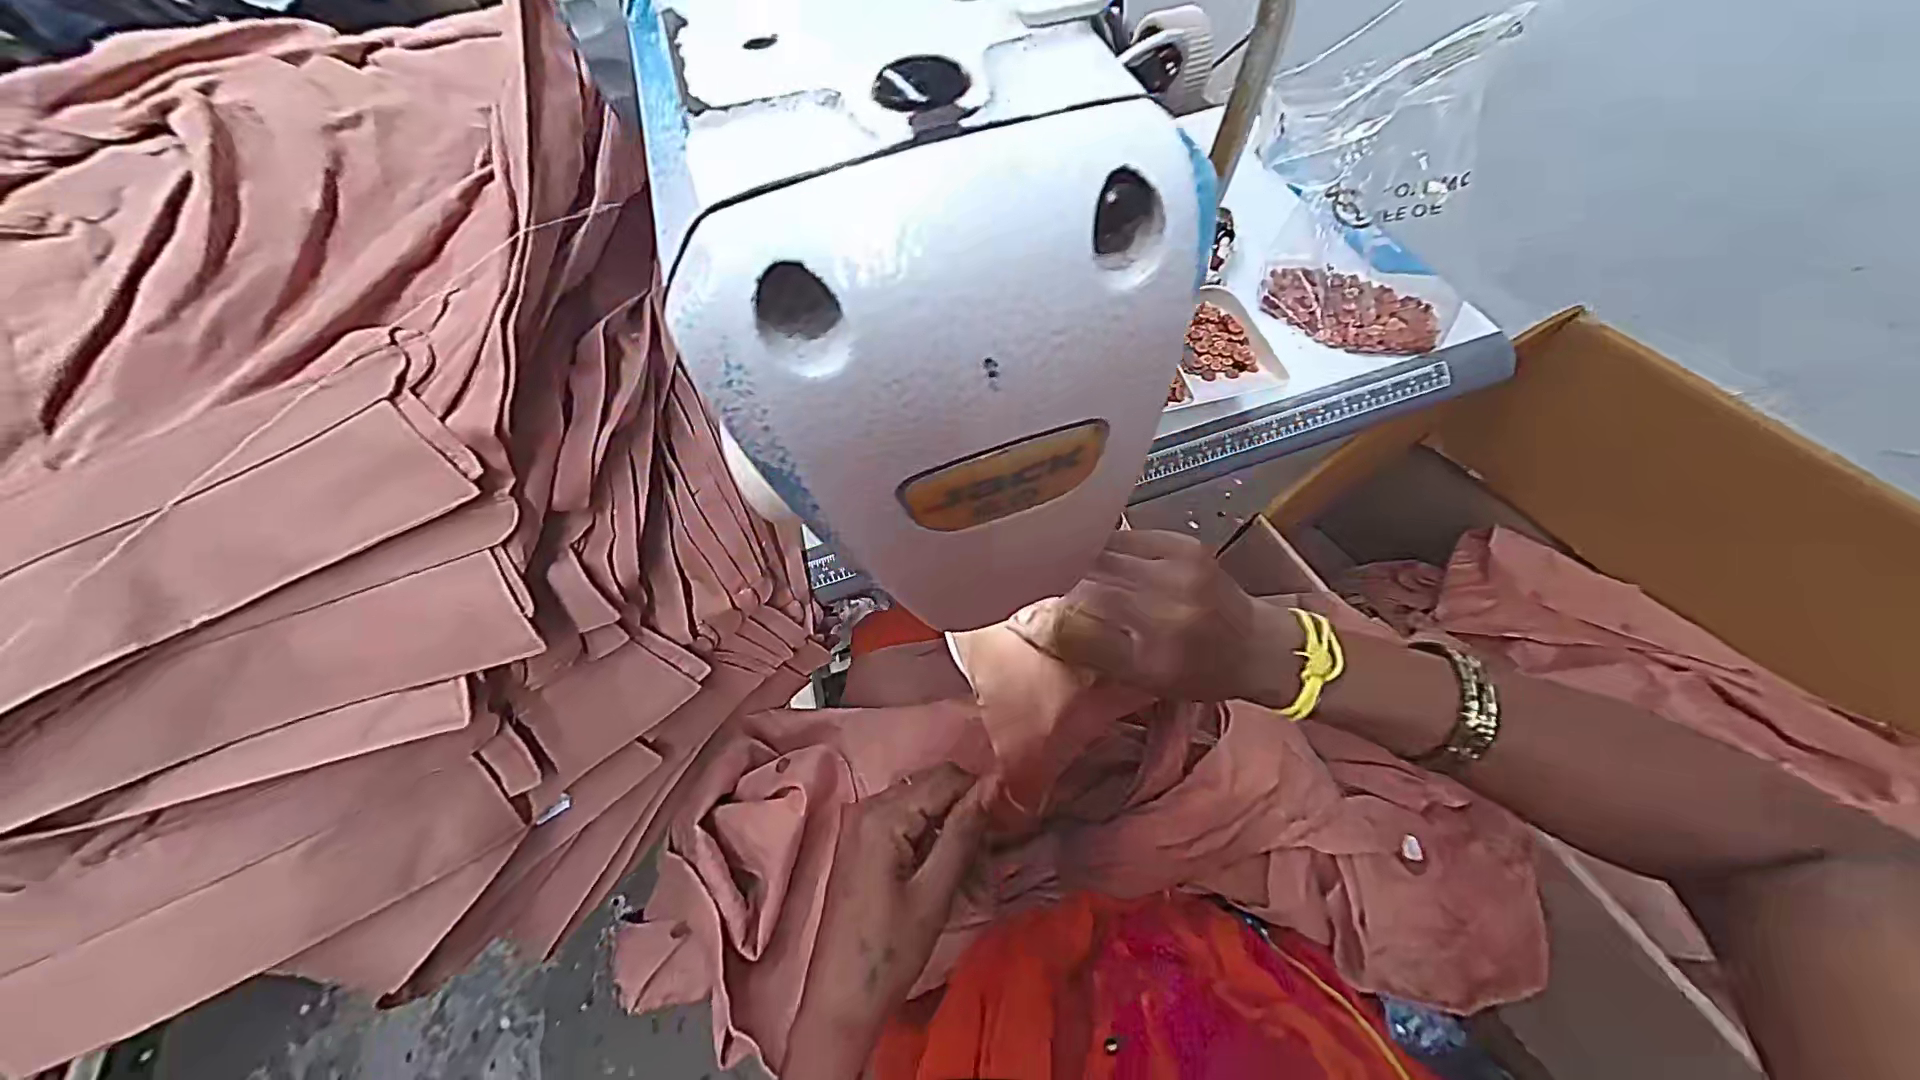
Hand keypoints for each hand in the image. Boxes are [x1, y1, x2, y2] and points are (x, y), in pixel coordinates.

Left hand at [786, 764, 996, 1079]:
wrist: (842, 998)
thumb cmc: (890, 949)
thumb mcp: (935, 890)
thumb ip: (964, 831)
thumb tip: (994, 782)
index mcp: (884, 814)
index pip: (946, 777)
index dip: (979, 794)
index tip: (1002, 828)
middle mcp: (869, 804)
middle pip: (933, 785)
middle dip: (965, 811)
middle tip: (986, 856)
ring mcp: (862, 820)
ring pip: (924, 801)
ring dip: (951, 826)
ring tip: (970, 872)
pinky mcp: (863, 837)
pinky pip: (907, 818)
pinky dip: (931, 837)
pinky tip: (946, 870)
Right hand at [1011, 529, 1292, 702]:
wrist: (1258, 643)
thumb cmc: (1198, 673)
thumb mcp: (1145, 681)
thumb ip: (1091, 651)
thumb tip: (1034, 619)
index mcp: (1159, 656)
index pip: (1079, 630)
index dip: (1041, 621)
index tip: (1016, 616)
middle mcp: (1169, 609)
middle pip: (1087, 586)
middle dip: (1052, 586)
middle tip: (1025, 586)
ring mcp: (1179, 568)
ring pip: (1102, 558)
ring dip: (1072, 562)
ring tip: (1048, 565)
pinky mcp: (1183, 543)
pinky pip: (1124, 540)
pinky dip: (1100, 548)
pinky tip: (1087, 553)